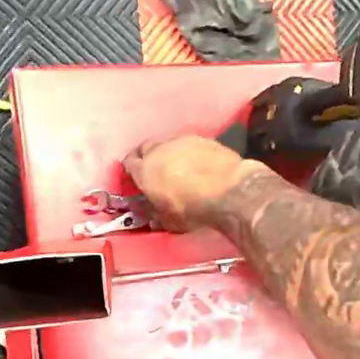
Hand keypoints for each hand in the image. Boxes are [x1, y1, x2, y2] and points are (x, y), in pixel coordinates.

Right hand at [122, 135, 250, 232]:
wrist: (230, 191)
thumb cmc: (193, 209)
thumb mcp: (168, 220)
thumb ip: (154, 211)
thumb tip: (148, 210)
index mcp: (145, 170)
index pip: (129, 163)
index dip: (132, 170)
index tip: (137, 178)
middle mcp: (159, 149)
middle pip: (146, 147)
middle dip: (148, 157)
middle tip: (156, 171)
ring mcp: (182, 140)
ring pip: (168, 143)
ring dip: (169, 153)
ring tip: (179, 167)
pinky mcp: (204, 138)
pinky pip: (189, 144)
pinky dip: (190, 153)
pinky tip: (198, 164)